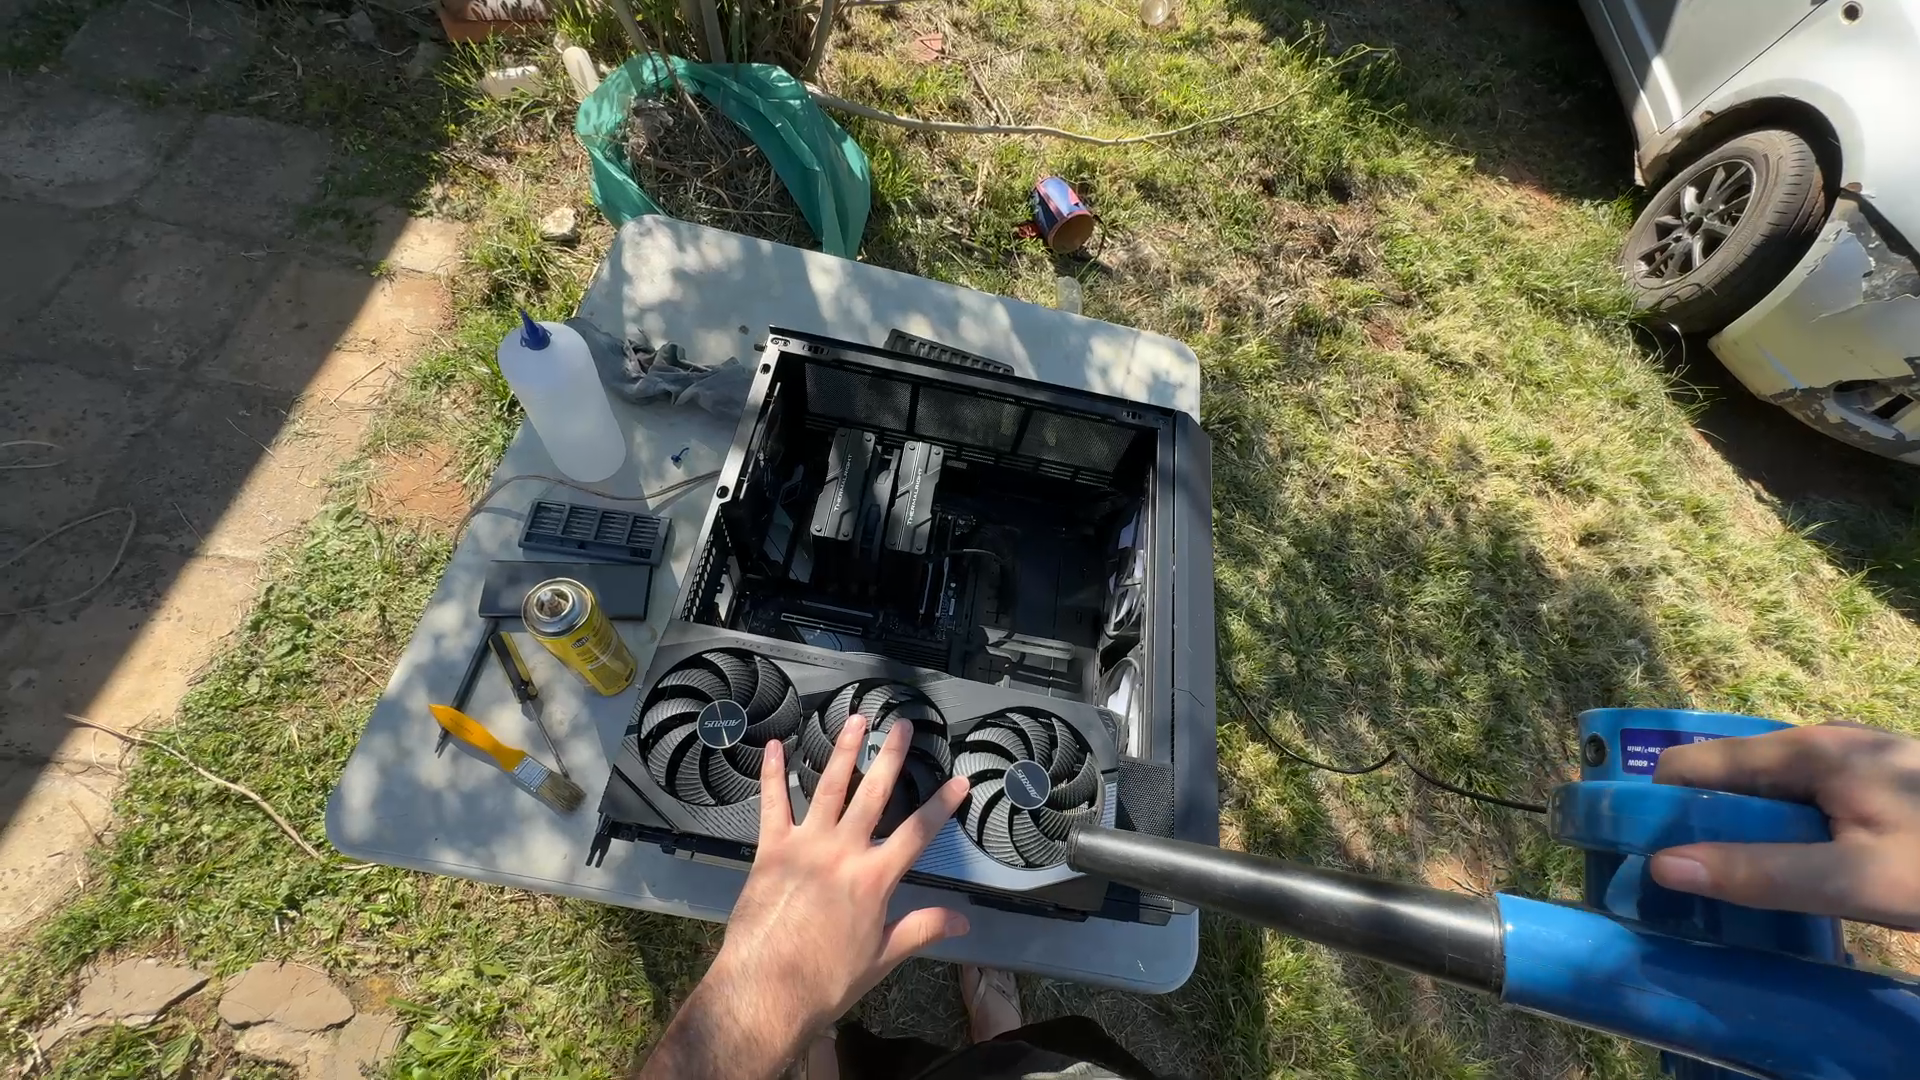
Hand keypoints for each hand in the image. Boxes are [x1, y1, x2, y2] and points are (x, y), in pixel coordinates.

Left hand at [636, 714, 970, 1079]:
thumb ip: (922, 929)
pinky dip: (773, 774)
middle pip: (873, 794)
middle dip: (891, 757)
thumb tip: (964, 921)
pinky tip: (776, 746)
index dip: (942, 804)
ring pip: (828, 787)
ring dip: (844, 751)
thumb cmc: (827, 980)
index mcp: (875, 878)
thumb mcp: (882, 957)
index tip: (960, 779)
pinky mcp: (771, 849)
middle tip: (904, 726)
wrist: (765, 994)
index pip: (918, 833)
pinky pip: (773, 804)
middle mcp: (843, 851)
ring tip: (857, 720)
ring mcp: (806, 845)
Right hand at [1649, 722, 1919, 927]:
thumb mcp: (1874, 880)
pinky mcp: (1894, 792)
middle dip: (1707, 827)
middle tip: (1711, 882)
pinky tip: (1821, 878)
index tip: (1653, 856)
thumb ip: (1765, 872)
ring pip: (1772, 798)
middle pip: (1730, 780)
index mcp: (1807, 748)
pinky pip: (1813, 809)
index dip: (1661, 807)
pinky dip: (1797, 841)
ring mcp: (1863, 765)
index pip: (1688, 765)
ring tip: (1765, 888)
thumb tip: (1660, 869)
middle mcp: (1825, 744)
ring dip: (1752, 839)